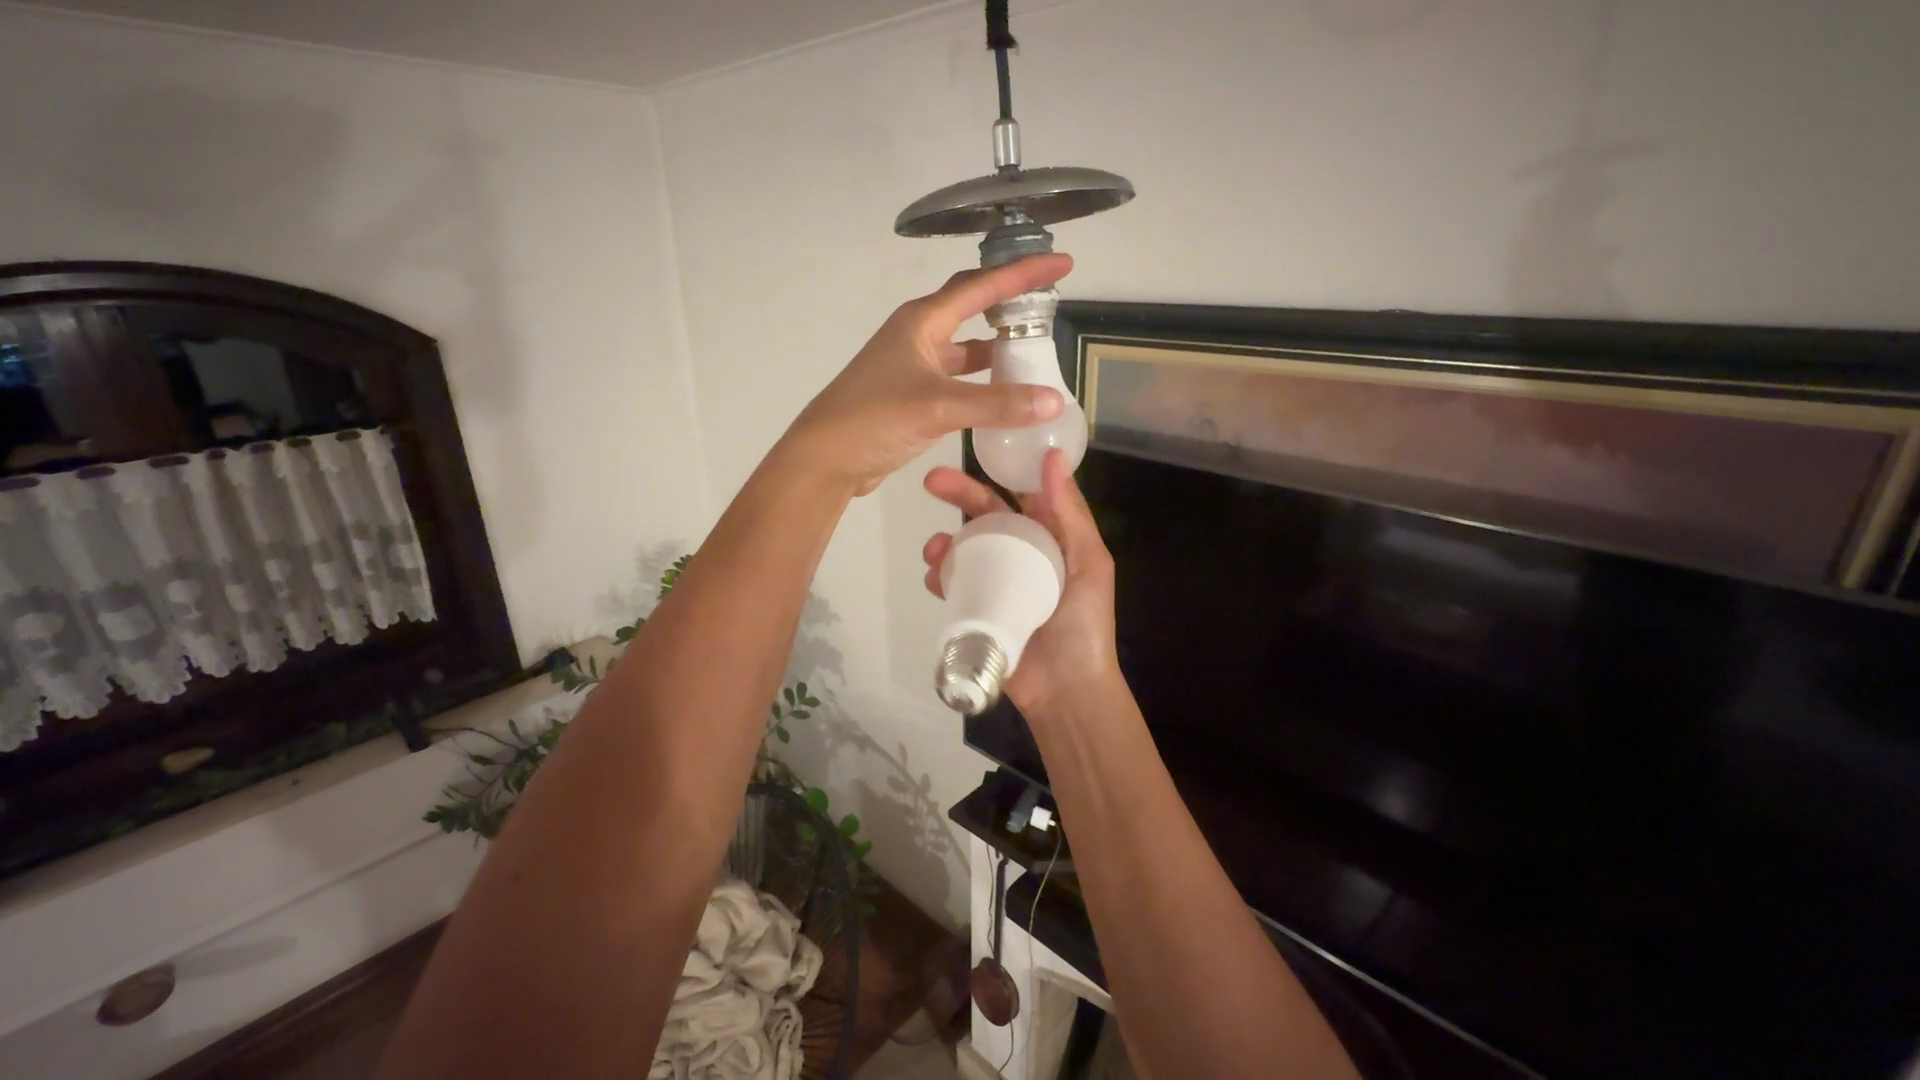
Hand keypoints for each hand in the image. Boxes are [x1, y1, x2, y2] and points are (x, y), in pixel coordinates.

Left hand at [778, 255, 1072, 495]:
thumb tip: (1053, 401)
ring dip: (999, 344)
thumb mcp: (939, 407)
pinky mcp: (916, 395)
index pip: (981, 286)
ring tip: (1039, 346)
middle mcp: (919, 335)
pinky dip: (986, 381)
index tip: (1062, 262)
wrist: (825, 459)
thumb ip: (997, 404)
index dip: (1022, 273)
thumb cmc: (874, 419)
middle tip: (1052, 300)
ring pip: (967, 346)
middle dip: (1011, 300)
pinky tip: (1008, 392)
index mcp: (921, 321)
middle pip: (973, 306)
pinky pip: (961, 378)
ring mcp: (916, 366)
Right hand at [920, 449, 1119, 717]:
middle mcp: (1022, 554)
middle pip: (986, 514)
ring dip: (944, 540)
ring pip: (963, 548)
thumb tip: (1052, 456)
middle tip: (931, 481)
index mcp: (1052, 538)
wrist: (1067, 690)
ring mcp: (996, 582)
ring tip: (934, 548)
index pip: (1024, 494)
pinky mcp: (976, 609)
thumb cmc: (1085, 624)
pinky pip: (952, 586)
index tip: (976, 448)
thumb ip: (1071, 512)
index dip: (1002, 470)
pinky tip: (934, 576)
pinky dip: (939, 576)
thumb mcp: (1090, 563)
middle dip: (959, 495)